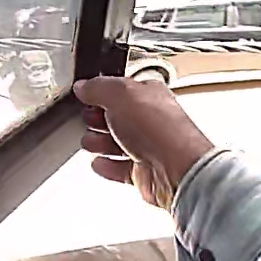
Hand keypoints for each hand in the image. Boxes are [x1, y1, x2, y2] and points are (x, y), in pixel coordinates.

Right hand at [74, 76, 214, 209]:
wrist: (176, 169)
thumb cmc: (159, 128)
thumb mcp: (120, 94)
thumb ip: (98, 88)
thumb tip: (84, 87)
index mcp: (150, 95)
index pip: (122, 90)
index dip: (102, 93)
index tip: (86, 96)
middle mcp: (152, 121)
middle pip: (120, 118)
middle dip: (100, 119)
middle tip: (89, 119)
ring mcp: (150, 148)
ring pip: (119, 144)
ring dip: (100, 143)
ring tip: (90, 142)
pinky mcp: (145, 174)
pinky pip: (122, 169)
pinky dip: (108, 167)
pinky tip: (98, 163)